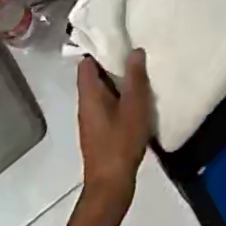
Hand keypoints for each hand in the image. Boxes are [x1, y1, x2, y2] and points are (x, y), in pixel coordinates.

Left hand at [78, 49, 152, 208]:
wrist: (110, 186)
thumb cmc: (121, 142)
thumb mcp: (134, 106)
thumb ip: (135, 77)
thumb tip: (134, 50)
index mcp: (89, 94)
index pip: (86, 62)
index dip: (100, 48)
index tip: (120, 39)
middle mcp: (85, 104)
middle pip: (94, 76)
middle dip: (112, 64)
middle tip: (136, 54)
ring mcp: (91, 120)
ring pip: (102, 92)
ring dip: (118, 82)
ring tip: (140, 73)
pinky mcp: (99, 132)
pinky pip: (107, 106)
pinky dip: (119, 98)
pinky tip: (138, 101)